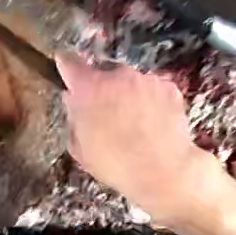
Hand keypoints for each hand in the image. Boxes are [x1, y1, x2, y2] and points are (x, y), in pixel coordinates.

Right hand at [56, 54, 224, 224]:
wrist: (163, 171)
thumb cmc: (116, 164)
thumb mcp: (81, 148)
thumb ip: (74, 118)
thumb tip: (73, 102)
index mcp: (89, 88)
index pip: (70, 63)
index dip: (67, 67)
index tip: (67, 68)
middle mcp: (117, 76)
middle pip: (105, 74)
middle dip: (104, 90)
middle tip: (108, 116)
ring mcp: (146, 80)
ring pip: (132, 82)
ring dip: (130, 96)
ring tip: (135, 125)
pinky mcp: (169, 88)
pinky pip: (154, 89)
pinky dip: (153, 101)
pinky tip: (153, 125)